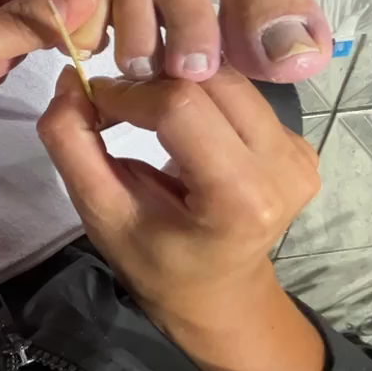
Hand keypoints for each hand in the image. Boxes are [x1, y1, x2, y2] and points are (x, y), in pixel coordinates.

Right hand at [36, 68, 325, 370]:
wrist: (216, 292)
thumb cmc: (153, 260)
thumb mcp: (98, 211)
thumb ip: (72, 145)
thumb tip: (70, 79)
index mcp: (240, 199)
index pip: (180, 107)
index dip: (127, 94)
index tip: (93, 105)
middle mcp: (284, 168)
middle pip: (207, 81)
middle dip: (149, 81)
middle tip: (111, 105)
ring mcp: (300, 153)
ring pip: (225, 77)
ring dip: (171, 81)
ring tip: (137, 109)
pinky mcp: (301, 142)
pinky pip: (239, 93)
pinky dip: (195, 92)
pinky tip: (172, 120)